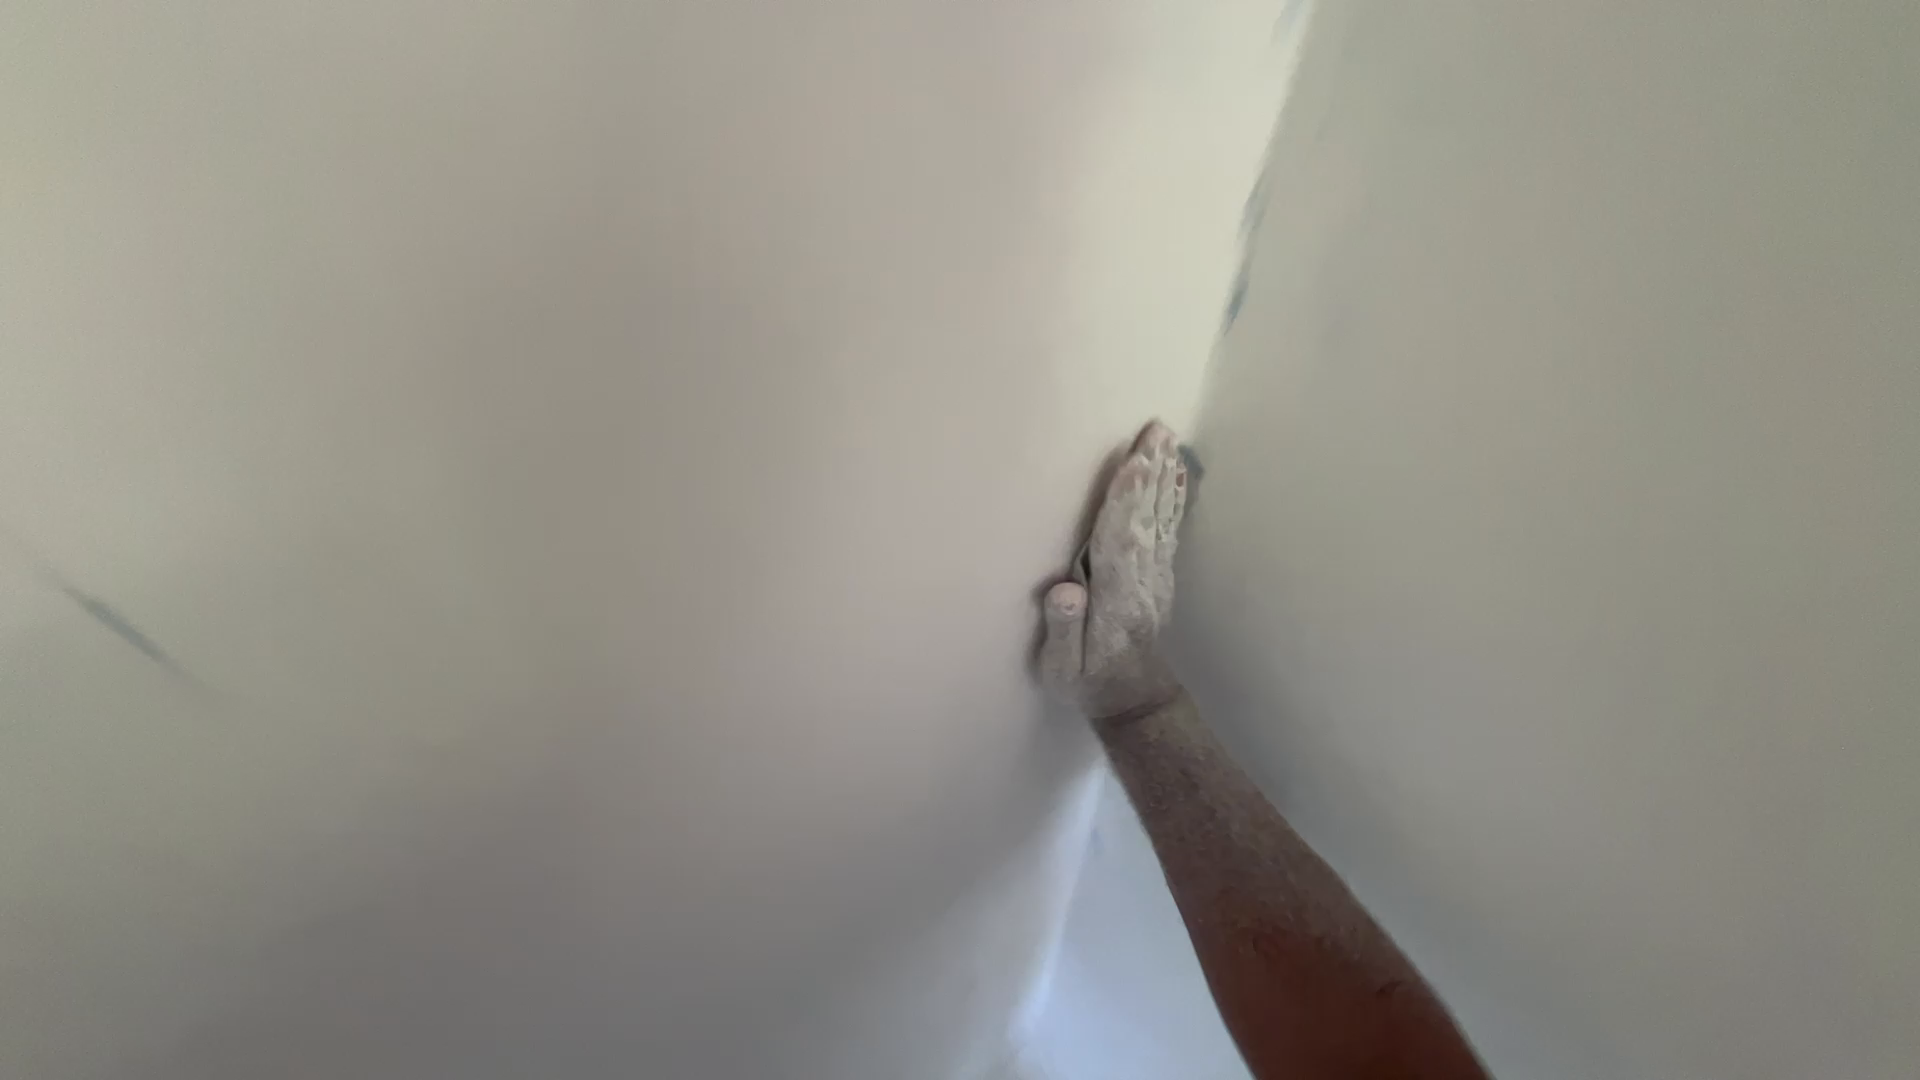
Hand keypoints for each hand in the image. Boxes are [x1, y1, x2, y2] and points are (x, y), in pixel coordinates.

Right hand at [1040, 420, 1188, 723]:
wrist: (1135, 700)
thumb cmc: (1088, 682)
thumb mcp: (1061, 668)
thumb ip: (1062, 628)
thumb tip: (1064, 589)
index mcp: (1114, 599)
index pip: (1119, 541)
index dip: (1126, 500)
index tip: (1133, 462)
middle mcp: (1140, 581)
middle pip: (1145, 519)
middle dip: (1150, 473)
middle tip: (1157, 430)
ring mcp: (1155, 577)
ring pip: (1160, 519)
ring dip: (1163, 478)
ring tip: (1167, 440)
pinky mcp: (1159, 576)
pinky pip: (1167, 530)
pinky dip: (1171, 499)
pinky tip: (1173, 476)